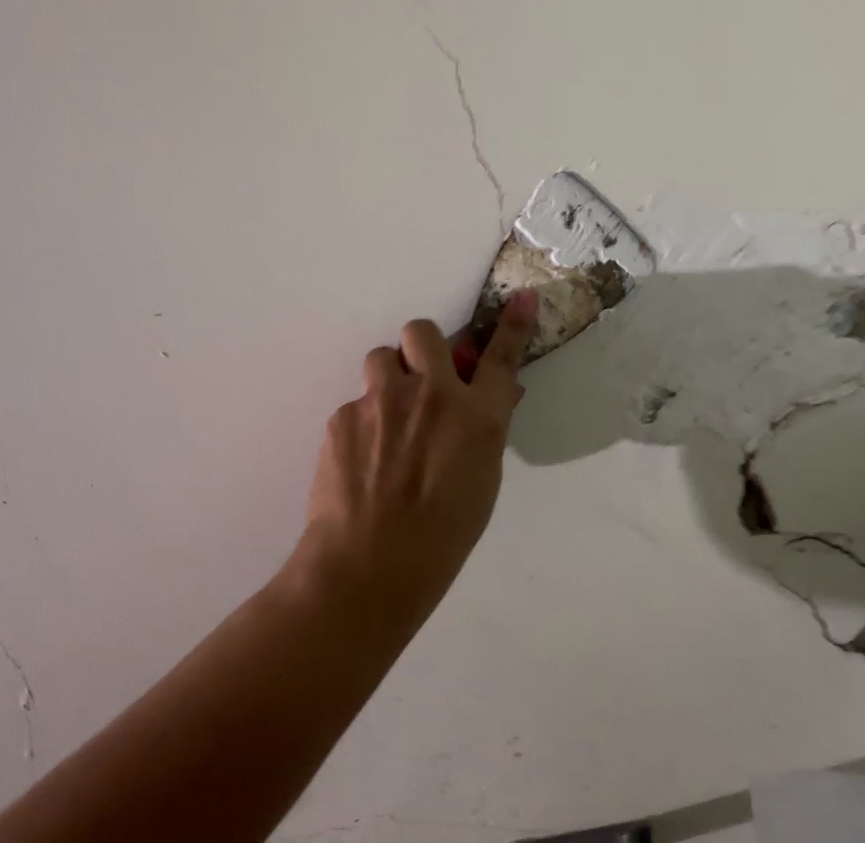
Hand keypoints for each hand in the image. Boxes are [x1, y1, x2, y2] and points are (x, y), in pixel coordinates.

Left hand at [292, 291, 538, 623]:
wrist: (369, 565)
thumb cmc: (441, 538)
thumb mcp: (481, 483)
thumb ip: (481, 434)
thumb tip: (482, 405)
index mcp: (478, 416)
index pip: (501, 359)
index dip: (513, 325)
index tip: (520, 298)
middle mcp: (432, 395)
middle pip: (422, 331)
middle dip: (421, 347)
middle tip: (419, 380)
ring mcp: (383, 400)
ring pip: (380, 359)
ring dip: (387, 380)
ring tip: (385, 423)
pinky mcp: (343, 415)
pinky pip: (356, 403)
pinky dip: (362, 424)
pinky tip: (360, 463)